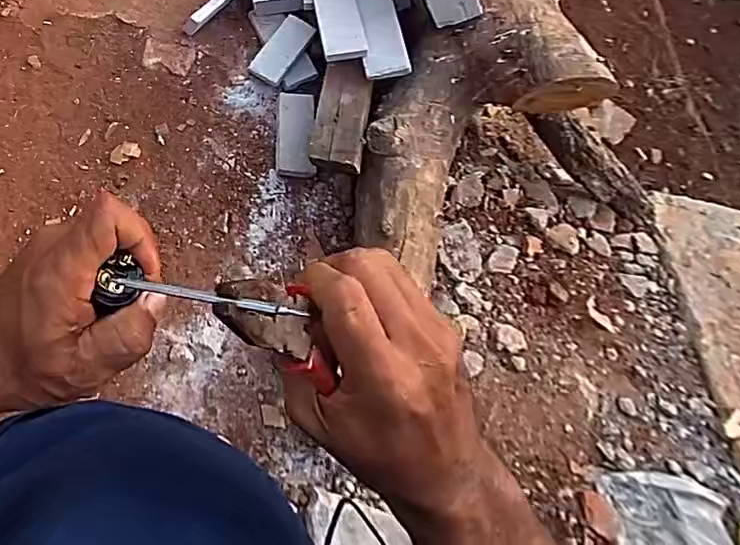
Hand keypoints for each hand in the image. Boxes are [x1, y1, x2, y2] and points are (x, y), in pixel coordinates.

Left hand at [0, 191, 164, 415]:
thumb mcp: (83, 369)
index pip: (110, 212)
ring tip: (97, 313)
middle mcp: (52, 242)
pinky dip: (98, 271)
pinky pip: (88, 244)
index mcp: (62, 266)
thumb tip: (155, 300)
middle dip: (132, 262)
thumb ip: (127, 335)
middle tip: (121, 306)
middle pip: (114, 223)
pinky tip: (82, 308)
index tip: (145, 277)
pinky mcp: (45, 247)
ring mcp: (47, 241)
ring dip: (115, 270)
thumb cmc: (18, 368)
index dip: (141, 237)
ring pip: (103, 235)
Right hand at [281, 248, 497, 539]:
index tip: (300, 293)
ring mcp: (436, 330)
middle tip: (319, 297)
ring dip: (352, 272)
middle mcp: (415, 345)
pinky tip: (368, 312)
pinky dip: (375, 284)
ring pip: (383, 261)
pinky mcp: (445, 323)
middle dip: (330, 269)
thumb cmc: (386, 457)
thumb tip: (291, 319)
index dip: (313, 280)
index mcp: (383, 375)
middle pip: (364, 264)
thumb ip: (295, 365)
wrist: (448, 477)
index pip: (344, 294)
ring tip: (343, 303)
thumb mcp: (320, 423)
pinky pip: (400, 278)